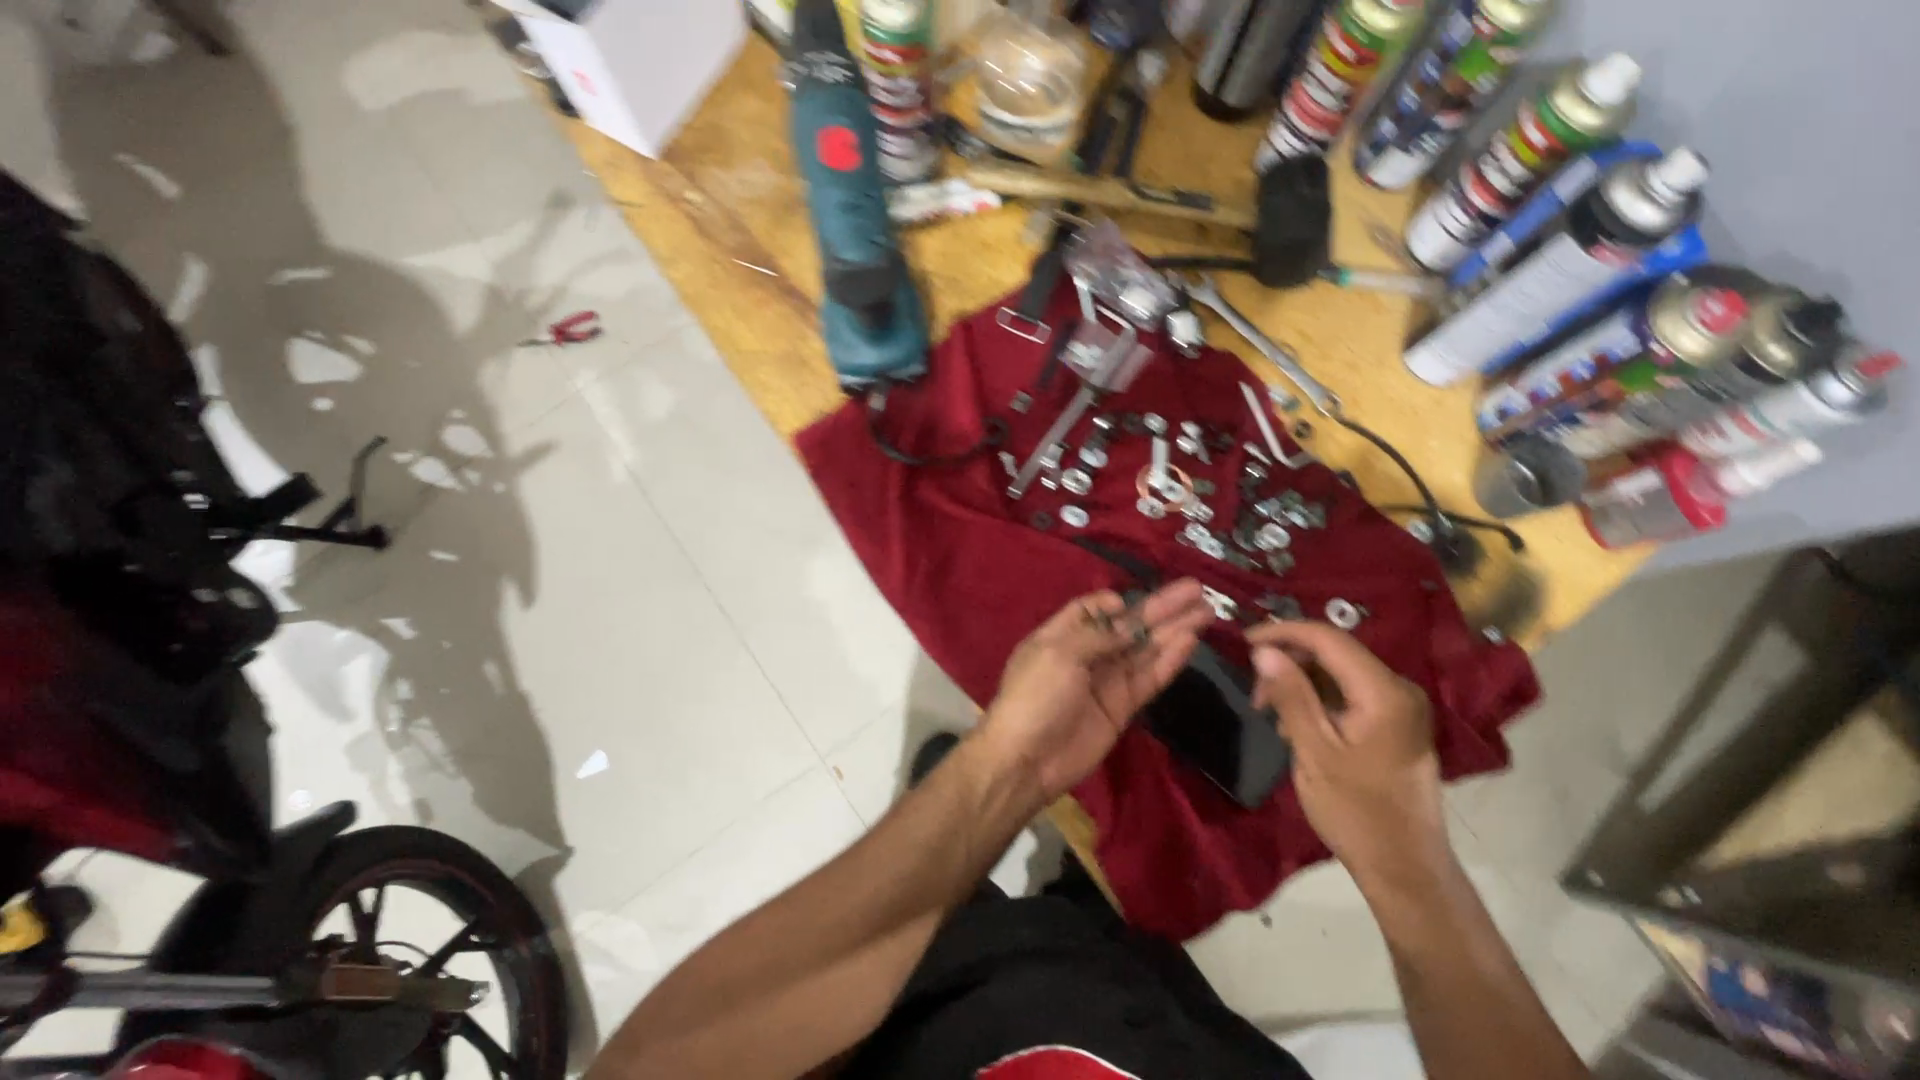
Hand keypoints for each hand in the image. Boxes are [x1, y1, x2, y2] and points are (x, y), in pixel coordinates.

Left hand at [976, 580, 1213, 801]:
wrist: (1027, 760)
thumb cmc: (1034, 697)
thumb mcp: (1059, 654)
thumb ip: (1098, 635)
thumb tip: (1126, 617)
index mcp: (1059, 637)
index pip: (1091, 611)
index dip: (1114, 602)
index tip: (1134, 598)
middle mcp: (1085, 656)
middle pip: (1127, 627)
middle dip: (1160, 609)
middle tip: (1196, 591)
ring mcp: (1106, 682)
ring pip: (1144, 650)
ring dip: (1173, 629)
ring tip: (1206, 610)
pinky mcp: (1122, 707)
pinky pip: (1149, 678)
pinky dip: (1169, 660)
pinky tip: (1190, 640)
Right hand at [1246, 620, 1449, 884]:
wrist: (1404, 865)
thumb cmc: (1356, 811)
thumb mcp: (1314, 752)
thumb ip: (1291, 696)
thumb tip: (1263, 651)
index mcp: (1384, 691)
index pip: (1329, 638)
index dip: (1283, 632)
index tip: (1243, 642)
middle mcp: (1399, 688)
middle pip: (1335, 652)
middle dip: (1290, 661)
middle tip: (1254, 692)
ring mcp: (1400, 705)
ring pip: (1340, 672)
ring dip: (1301, 682)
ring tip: (1270, 712)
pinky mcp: (1395, 722)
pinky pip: (1351, 692)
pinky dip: (1319, 699)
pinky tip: (1296, 724)